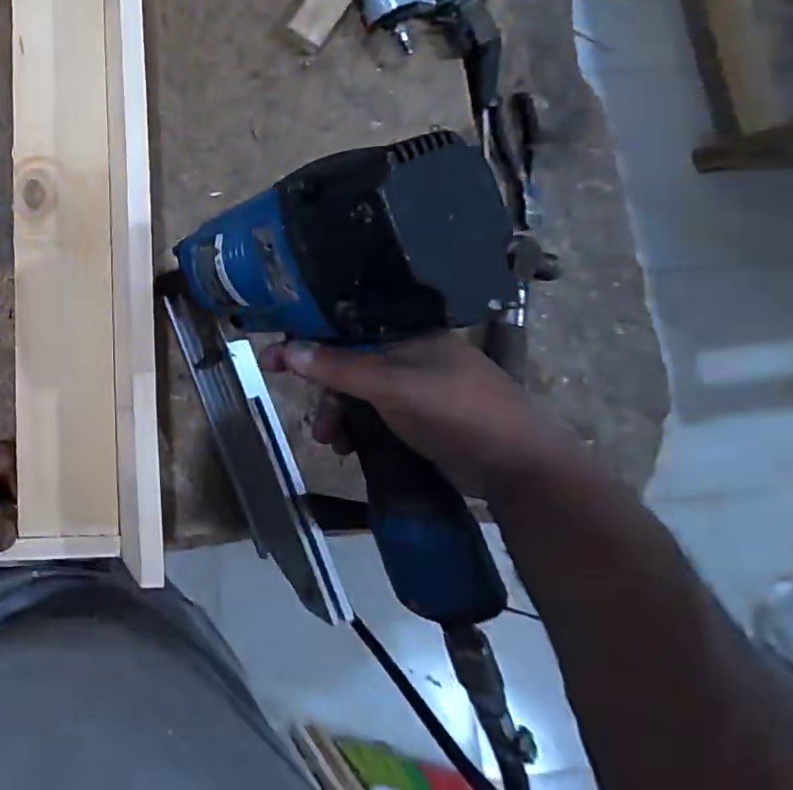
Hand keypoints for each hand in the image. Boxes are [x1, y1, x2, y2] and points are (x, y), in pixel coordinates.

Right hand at [259, 332, 576, 493]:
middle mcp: (411, 352)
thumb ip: (337, 367)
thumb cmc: (455, 411)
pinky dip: (359, 429)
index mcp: (408, 331)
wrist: (519, 467)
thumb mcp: (390, 386)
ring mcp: (418, 386)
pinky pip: (377, 414)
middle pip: (349, 363)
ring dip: (339, 415)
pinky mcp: (423, 416)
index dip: (308, 341)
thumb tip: (284, 348)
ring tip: (332, 443)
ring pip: (360, 392)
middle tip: (315, 423)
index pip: (346, 326)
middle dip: (326, 393)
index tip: (273, 359)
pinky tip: (350, 449)